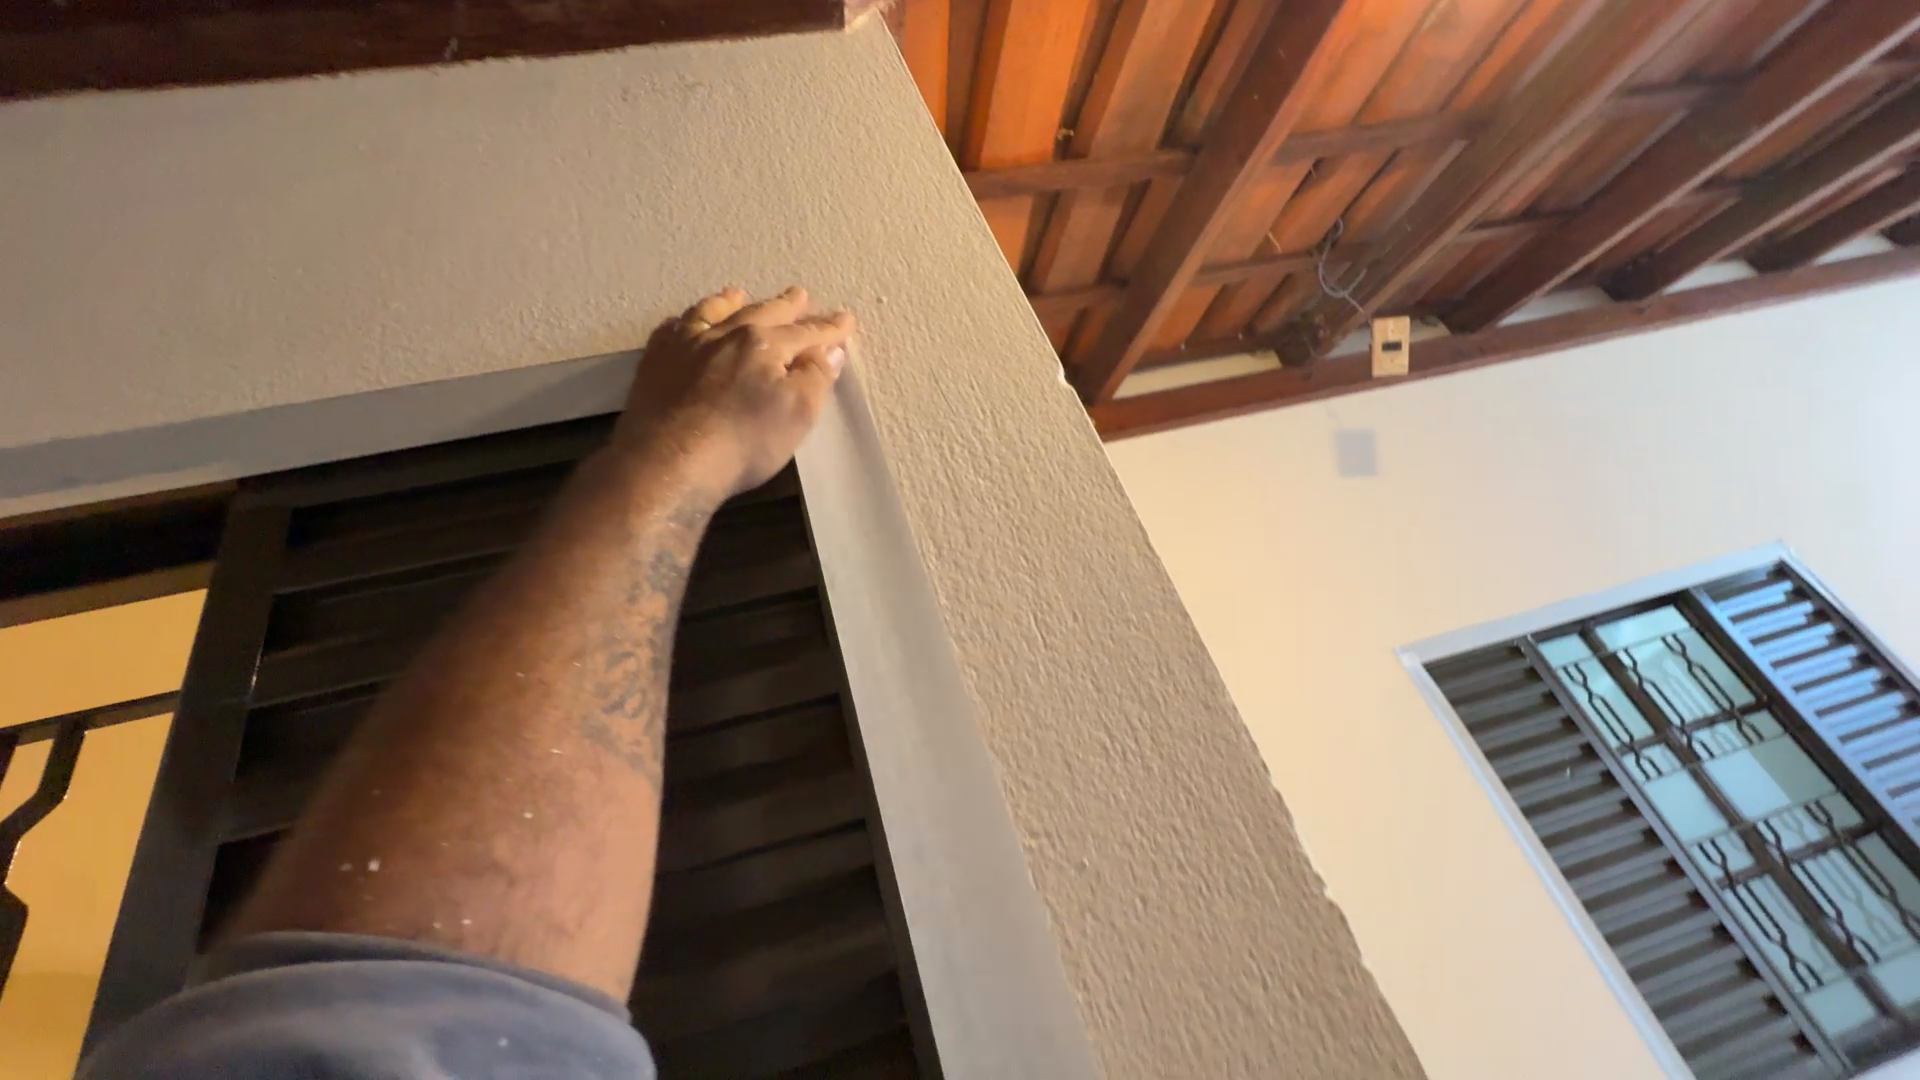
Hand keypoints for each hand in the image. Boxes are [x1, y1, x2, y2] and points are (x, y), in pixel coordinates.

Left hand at [614, 286, 855, 496]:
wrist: (670, 462)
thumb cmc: (744, 442)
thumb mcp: (797, 414)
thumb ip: (816, 378)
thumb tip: (830, 349)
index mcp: (764, 344)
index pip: (806, 333)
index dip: (828, 328)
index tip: (845, 320)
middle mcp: (726, 334)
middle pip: (762, 313)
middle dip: (785, 306)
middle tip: (800, 295)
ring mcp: (686, 344)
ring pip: (713, 312)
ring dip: (731, 302)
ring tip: (740, 293)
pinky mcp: (656, 362)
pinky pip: (672, 329)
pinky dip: (685, 321)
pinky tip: (685, 323)